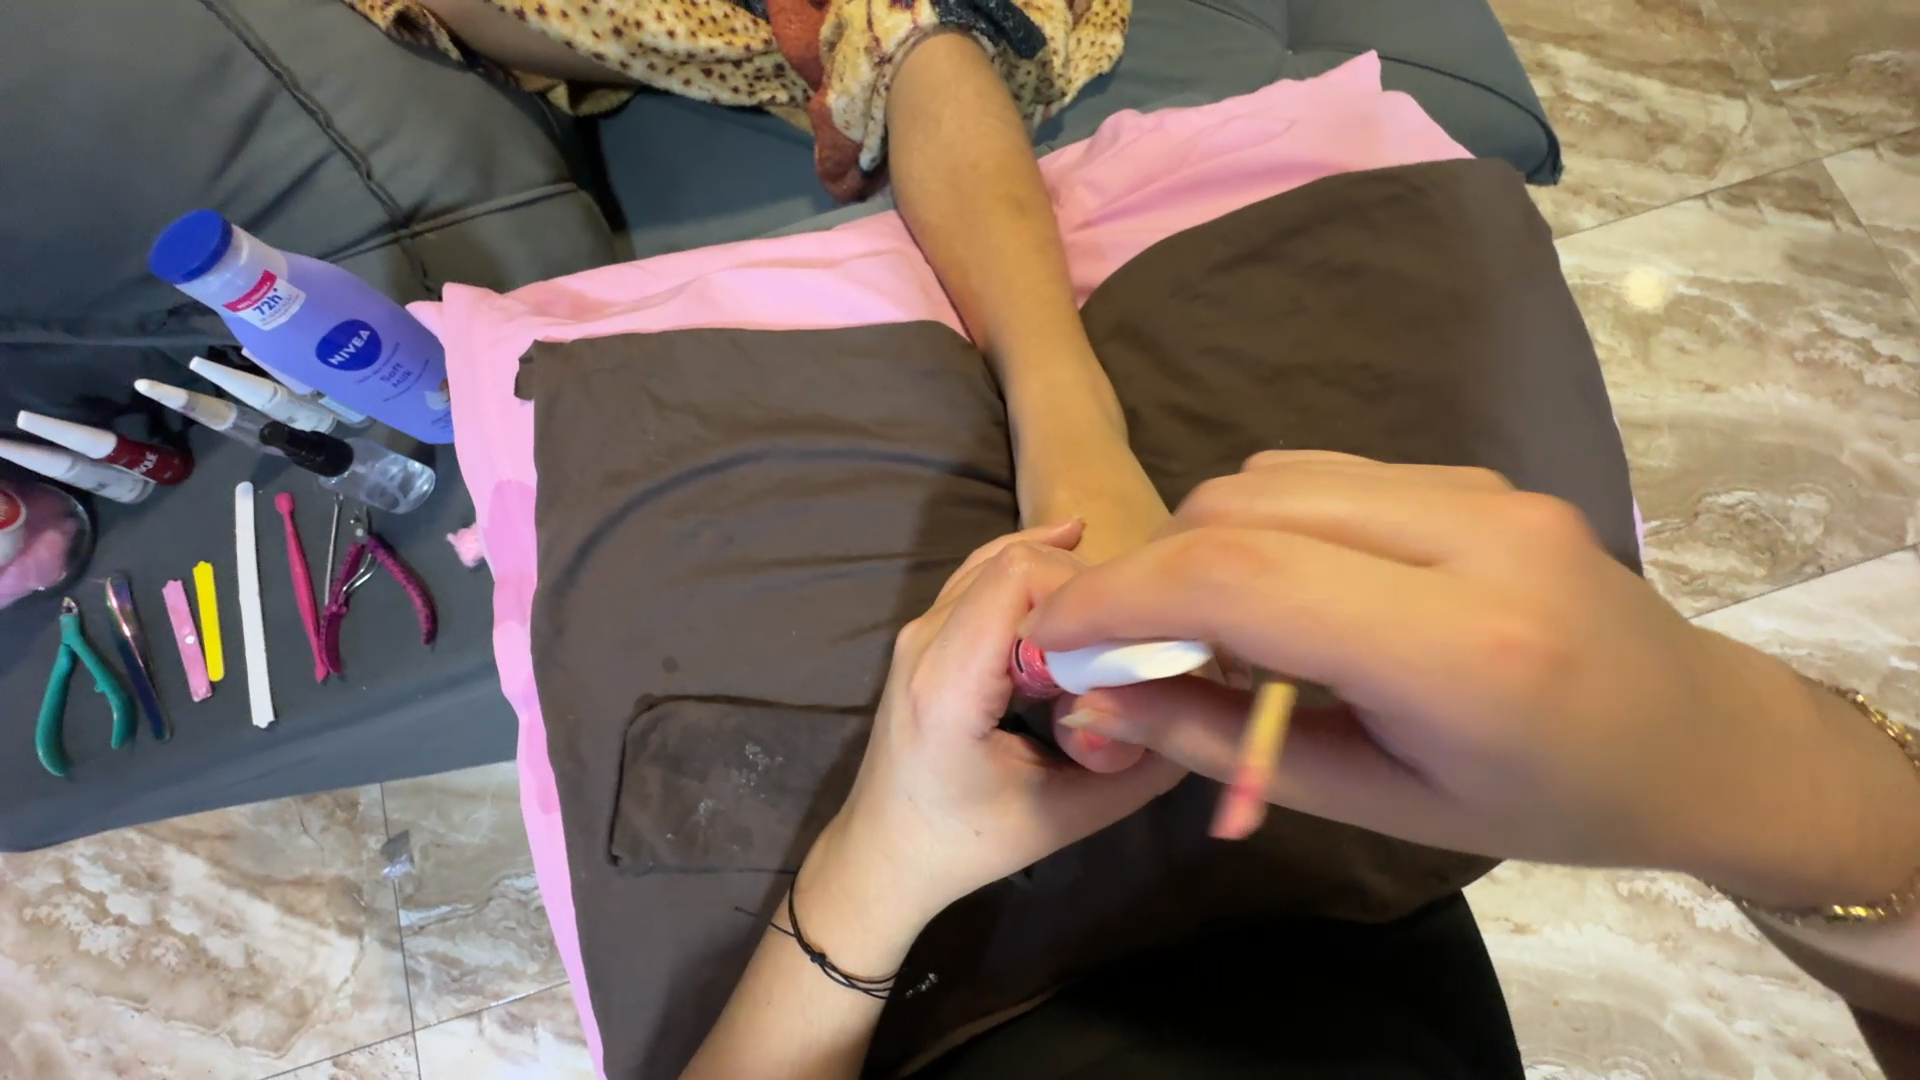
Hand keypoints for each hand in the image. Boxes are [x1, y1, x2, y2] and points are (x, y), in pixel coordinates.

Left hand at [807, 520, 1185, 932]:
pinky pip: (979, 579)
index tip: (1127, 636)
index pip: (1019, 577)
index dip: (1084, 590)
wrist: (884, 851)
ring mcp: (918, 631)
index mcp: (949, 683)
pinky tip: (1069, 553)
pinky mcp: (925, 634)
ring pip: (995, 562)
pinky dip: (1027, 569)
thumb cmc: (965, 843)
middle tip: (1129, 631)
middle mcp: (924, 640)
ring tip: (1110, 609)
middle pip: (1012, 562)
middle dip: (1082, 586)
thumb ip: (1136, 768)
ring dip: (1058, 579)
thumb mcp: (1063, 817)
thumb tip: (1198, 707)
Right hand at [1030, 452, 1919, 906]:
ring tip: (1207, 619)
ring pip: (1261, 477)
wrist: (1702, 739)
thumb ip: (1219, 740)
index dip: (1119, 595)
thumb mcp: (1368, 802)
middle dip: (1149, 570)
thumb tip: (1098, 698)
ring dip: (1197, 543)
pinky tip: (1278, 580)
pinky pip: (1307, 473)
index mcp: (1460, 649)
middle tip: (1126, 641)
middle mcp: (1471, 536)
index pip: (1239, 579)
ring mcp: (1474, 487)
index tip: (1052, 632)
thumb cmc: (1537, 802)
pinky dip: (1251, 521)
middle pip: (1237, 508)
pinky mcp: (1464, 471)